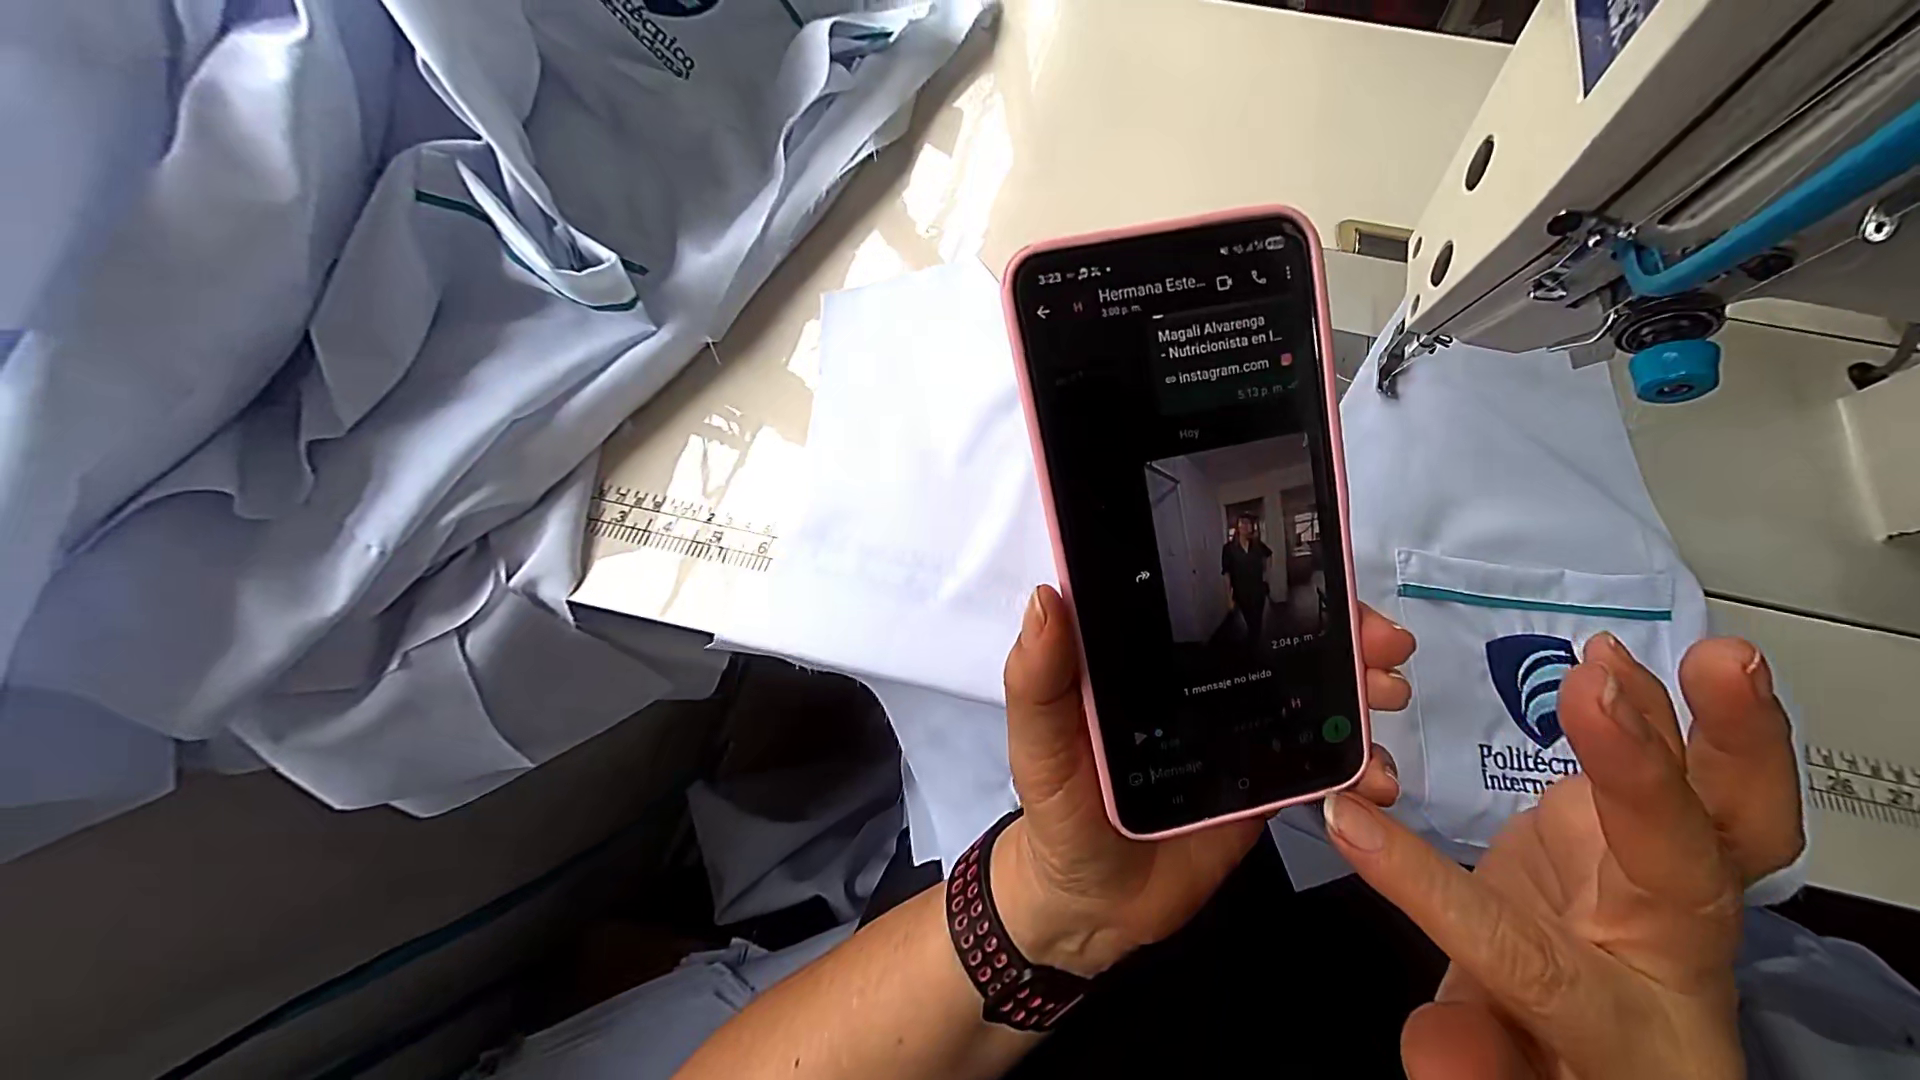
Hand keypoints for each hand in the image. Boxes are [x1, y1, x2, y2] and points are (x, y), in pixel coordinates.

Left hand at [992, 585, 1416, 976]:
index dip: (1255, 582)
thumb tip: (1047, 598)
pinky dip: (1358, 763)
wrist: (1095, 900)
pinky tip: (1378, 775)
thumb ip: (1038, 678)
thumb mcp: (1038, 741)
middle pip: (1272, 640)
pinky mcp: (1260, 782)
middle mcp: (1194, 684)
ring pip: (1305, 693)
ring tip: (1386, 694)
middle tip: (1379, 642)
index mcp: (1144, 660)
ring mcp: (1233, 732)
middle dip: (1335, 631)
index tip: (1316, 579)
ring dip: (1356, 686)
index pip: (1203, 602)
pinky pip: (1317, 763)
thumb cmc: (1057, 810)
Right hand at [1323, 632, 1804, 1078]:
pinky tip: (1633, 659)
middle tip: (1593, 696)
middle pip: (1682, 867)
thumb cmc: (1553, 1034)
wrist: (1621, 1020)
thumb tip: (1424, 1055)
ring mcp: (1681, 883)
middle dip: (1638, 777)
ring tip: (1703, 657)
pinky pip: (1701, 778)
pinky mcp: (1666, 833)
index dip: (1424, 885)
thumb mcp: (1493, 1052)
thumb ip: (1465, 1052)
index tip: (1347, 821)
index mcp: (1605, 1006)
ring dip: (1725, 735)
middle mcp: (1669, 943)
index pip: (1512, 946)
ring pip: (1737, 818)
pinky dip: (1682, 713)